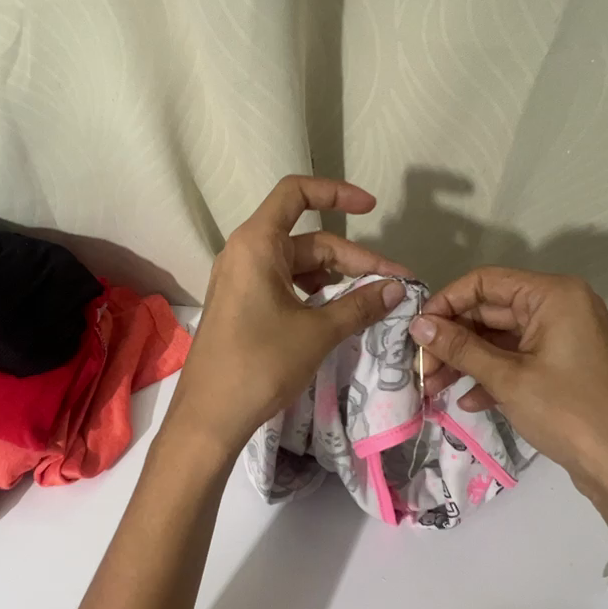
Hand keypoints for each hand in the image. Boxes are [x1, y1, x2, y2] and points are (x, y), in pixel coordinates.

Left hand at [164, 177, 411, 453]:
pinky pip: (284, 286)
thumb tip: (397, 288)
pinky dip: (314, 294)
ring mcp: (240, 281)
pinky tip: (338, 314)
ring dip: (335, 279)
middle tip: (393, 285)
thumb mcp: (317, 332)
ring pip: (298, 266)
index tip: (371, 208)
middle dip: (352, 258)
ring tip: (372, 301)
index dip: (336, 193)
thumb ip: (360, 305)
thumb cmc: (260, 364)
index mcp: (257, 244)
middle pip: (307, 239)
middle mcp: (245, 254)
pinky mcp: (241, 306)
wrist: (209, 415)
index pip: (296, 193)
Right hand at [408, 267, 607, 504]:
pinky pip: (516, 359)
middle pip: (490, 310)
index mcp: (553, 295)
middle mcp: (559, 307)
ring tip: (431, 387)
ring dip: (465, 361)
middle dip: (452, 338)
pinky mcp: (561, 365)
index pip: (485, 282)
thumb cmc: (569, 412)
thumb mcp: (508, 378)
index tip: (415, 332)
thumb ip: (460, 347)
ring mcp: (561, 337)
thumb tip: (418, 325)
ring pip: (499, 338)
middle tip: (419, 366)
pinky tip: (467, 401)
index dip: (446, 303)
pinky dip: (490, 376)